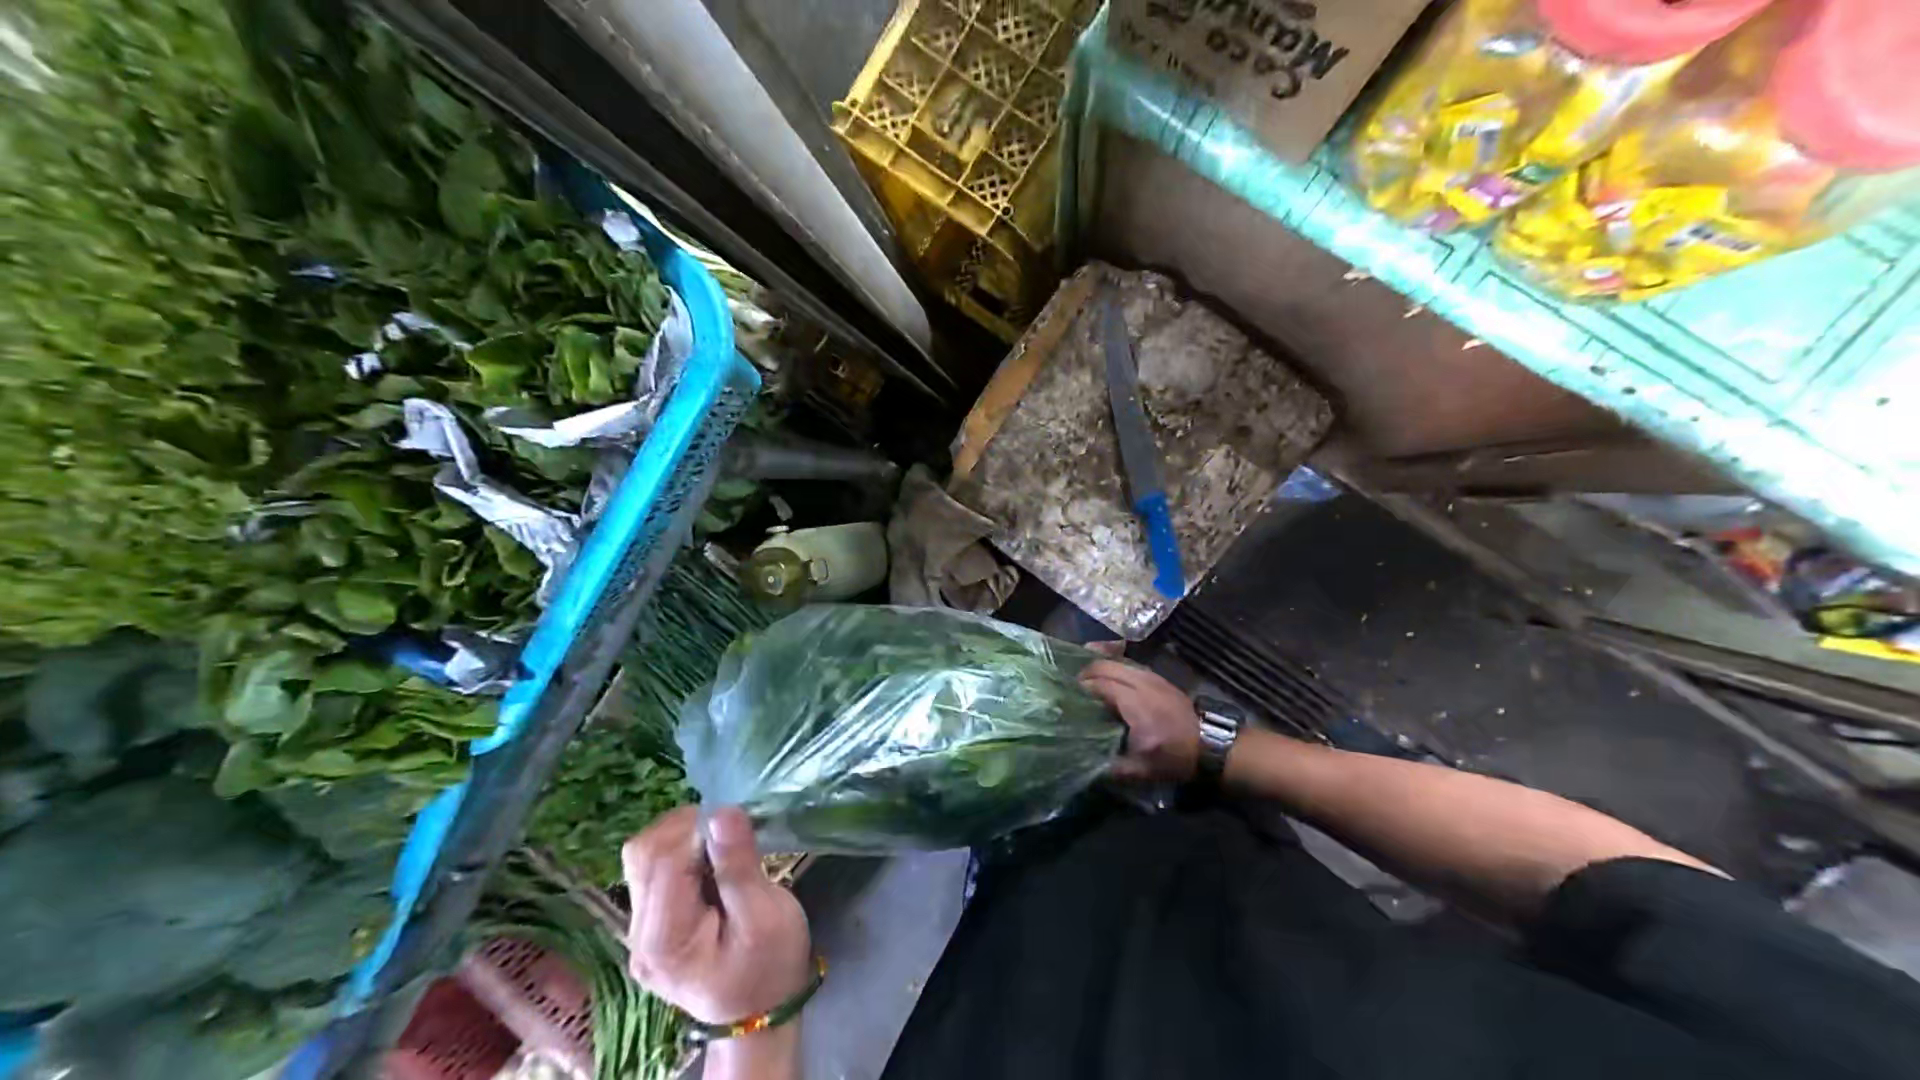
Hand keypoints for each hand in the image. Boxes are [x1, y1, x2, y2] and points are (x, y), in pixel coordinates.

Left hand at [622, 806, 812, 1024]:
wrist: (761, 1012)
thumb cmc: (770, 966)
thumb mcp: (767, 918)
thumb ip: (739, 866)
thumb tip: (722, 813)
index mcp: (664, 940)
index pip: (663, 860)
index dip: (696, 828)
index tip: (735, 820)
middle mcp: (638, 934)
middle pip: (644, 854)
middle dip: (685, 827)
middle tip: (728, 827)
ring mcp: (639, 929)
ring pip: (643, 856)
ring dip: (682, 835)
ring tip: (719, 842)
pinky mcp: (650, 921)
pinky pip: (653, 868)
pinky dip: (680, 849)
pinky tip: (709, 859)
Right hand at [1080, 650, 1200, 783]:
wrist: (1211, 746)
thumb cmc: (1175, 758)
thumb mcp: (1142, 770)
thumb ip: (1112, 768)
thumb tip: (1084, 766)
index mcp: (1133, 703)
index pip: (1098, 684)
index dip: (1079, 688)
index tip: (1065, 697)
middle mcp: (1140, 683)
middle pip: (1104, 665)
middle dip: (1085, 673)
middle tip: (1072, 687)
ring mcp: (1151, 677)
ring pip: (1117, 662)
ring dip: (1099, 669)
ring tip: (1086, 683)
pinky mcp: (1159, 678)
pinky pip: (1128, 666)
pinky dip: (1114, 669)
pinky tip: (1109, 682)